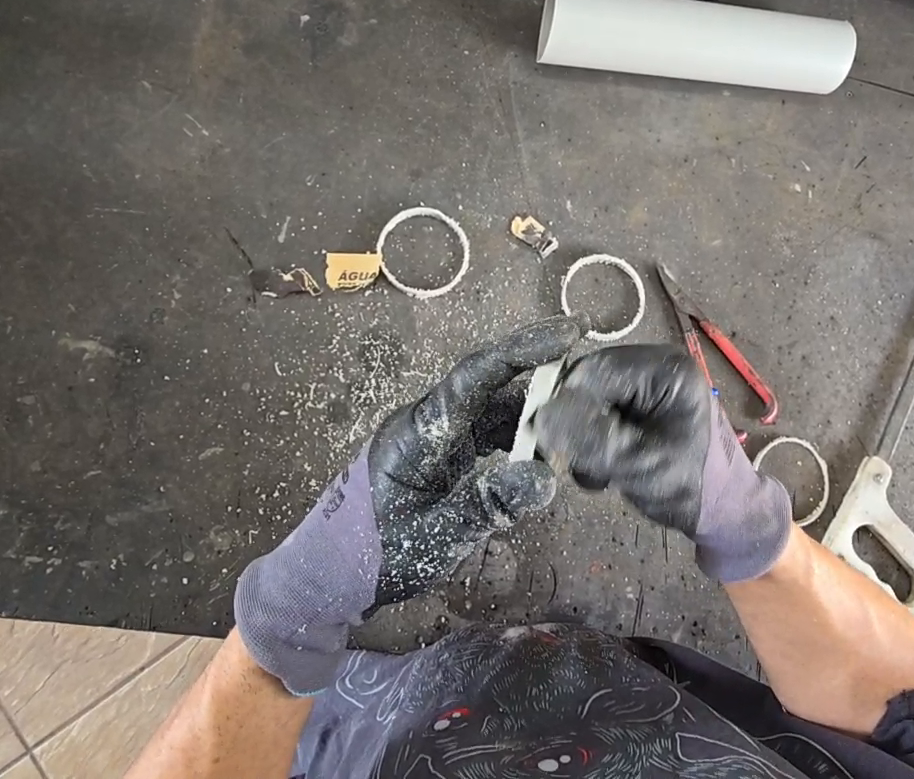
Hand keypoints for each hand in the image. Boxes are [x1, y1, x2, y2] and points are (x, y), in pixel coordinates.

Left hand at [234, 316, 581, 694]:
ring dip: (531, 417)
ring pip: (492, 411)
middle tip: (589, 382)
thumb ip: (486, 504)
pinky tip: (540, 457)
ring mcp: (434, 438)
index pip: (476, 375)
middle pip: (491, 387)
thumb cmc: (370, 556)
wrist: (324, 579)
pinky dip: (515, 442)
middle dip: (540, 379)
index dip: (523, 350)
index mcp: (420, 430)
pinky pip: (485, 434)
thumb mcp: (432, 537)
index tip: (567, 334)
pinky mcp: (439, 455)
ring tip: (573, 427)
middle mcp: (428, 422)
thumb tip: (546, 476)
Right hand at [534, 344, 791, 582]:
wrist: (725, 513)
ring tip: (603, 473)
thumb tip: (540, 416)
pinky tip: (609, 470)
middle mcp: (656, 366)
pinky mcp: (643, 405)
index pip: (593, 370)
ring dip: (587, 439)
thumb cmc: (691, 487)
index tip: (560, 445)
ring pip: (591, 401)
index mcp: (664, 369)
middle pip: (590, 384)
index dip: (568, 405)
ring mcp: (650, 385)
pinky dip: (598, 442)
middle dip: (580, 425)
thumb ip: (589, 437)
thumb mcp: (637, 464)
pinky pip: (603, 414)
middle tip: (586, 464)